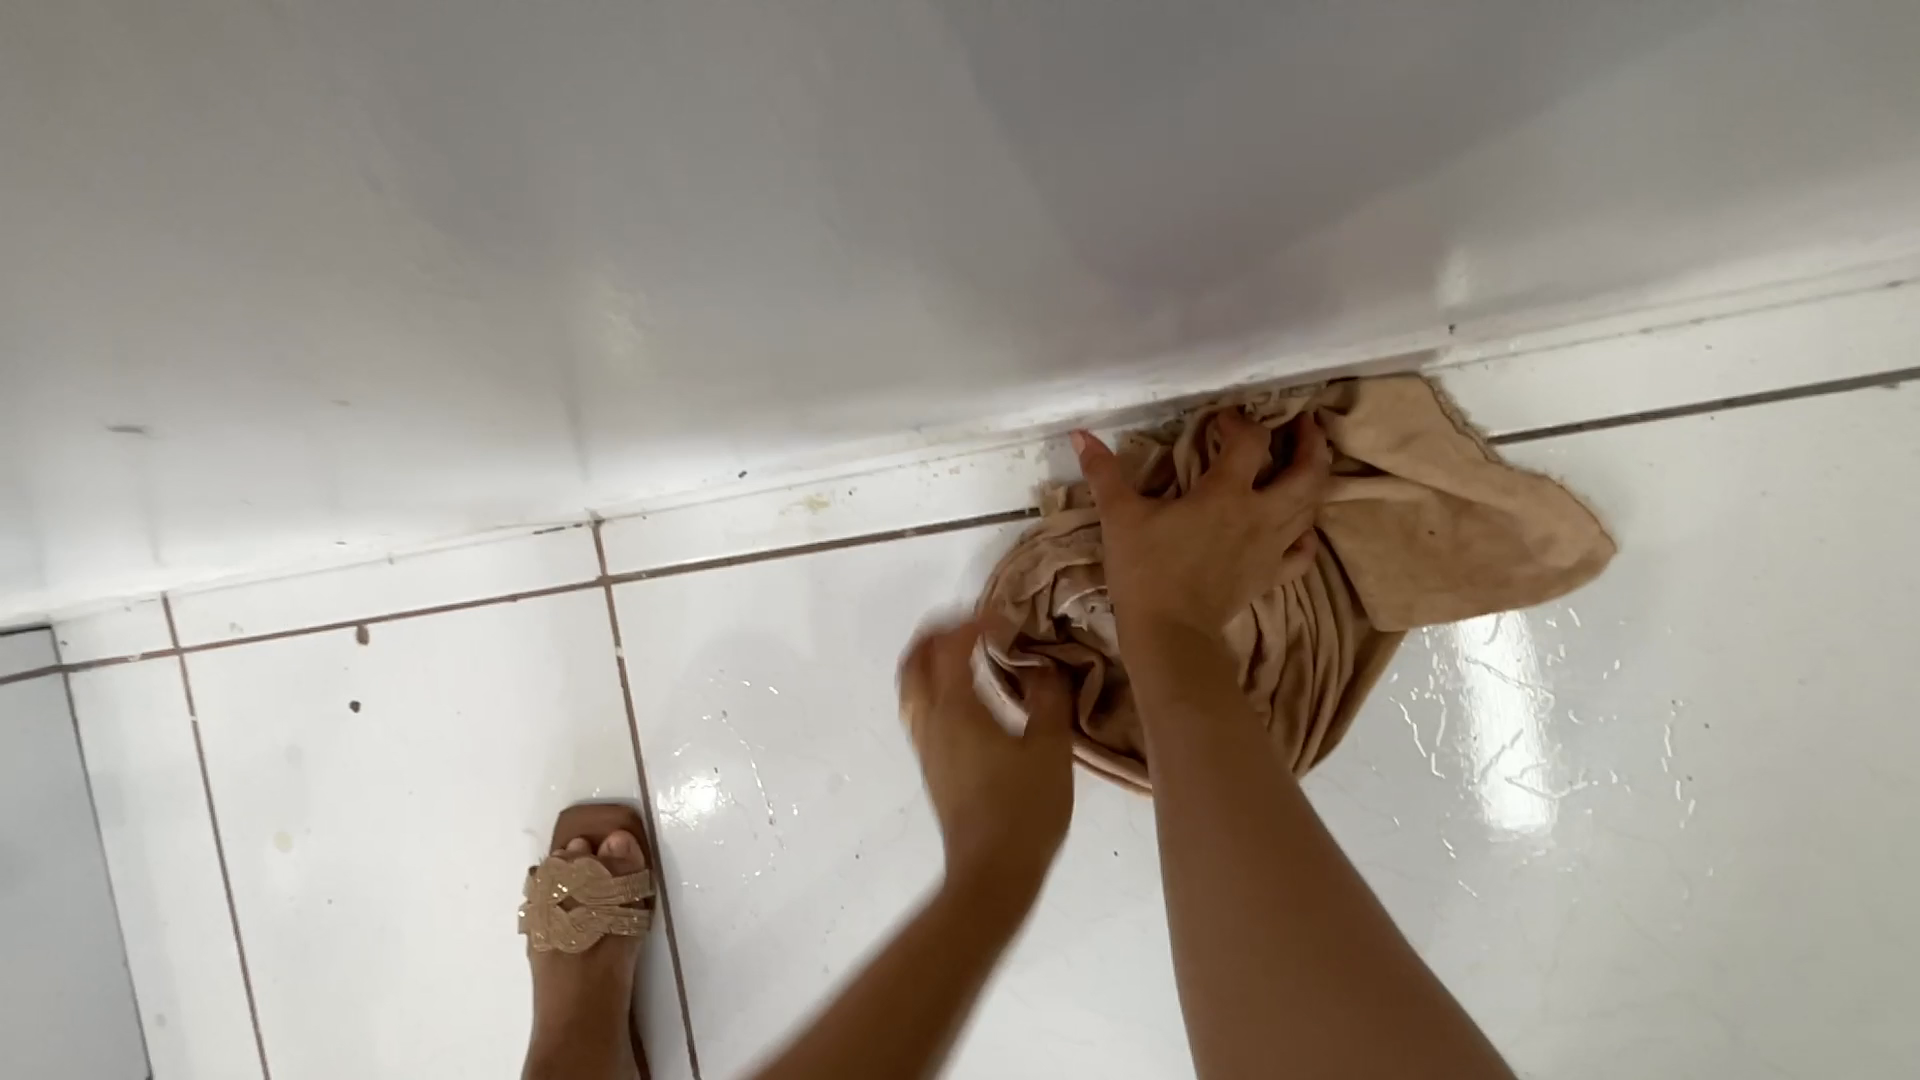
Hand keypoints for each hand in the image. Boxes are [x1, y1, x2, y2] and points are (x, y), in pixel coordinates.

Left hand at [898, 619, 1074, 898]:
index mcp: (955, 707)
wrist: (992, 871)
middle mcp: (929, 719)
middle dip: (938, 632)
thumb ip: (1048, 698)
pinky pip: (918, 706)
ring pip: (910, 684)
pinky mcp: (929, 764)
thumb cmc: (1024, 808)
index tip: (1006, 617)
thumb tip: (1044, 668)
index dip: (974, 621)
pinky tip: (966, 695)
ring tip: (965, 652)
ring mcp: (924, 744)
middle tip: (974, 624)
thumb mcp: (1050, 748)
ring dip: (930, 658)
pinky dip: (933, 684)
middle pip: (914, 659)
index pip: (950, 645)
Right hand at [1072, 410, 1331, 635]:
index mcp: (1226, 494)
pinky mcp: (1270, 577)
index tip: (1221, 419)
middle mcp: (1260, 515)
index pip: (1249, 442)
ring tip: (1305, 464)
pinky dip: (1306, 535)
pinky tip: (1299, 527)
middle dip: (1310, 443)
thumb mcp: (1119, 516)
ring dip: (1314, 480)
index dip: (1239, 422)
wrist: (1167, 632)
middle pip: (1307, 471)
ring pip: (1312, 507)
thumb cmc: (1144, 570)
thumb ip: (1103, 472)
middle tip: (1303, 425)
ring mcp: (1271, 549)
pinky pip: (1303, 553)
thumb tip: (1081, 434)